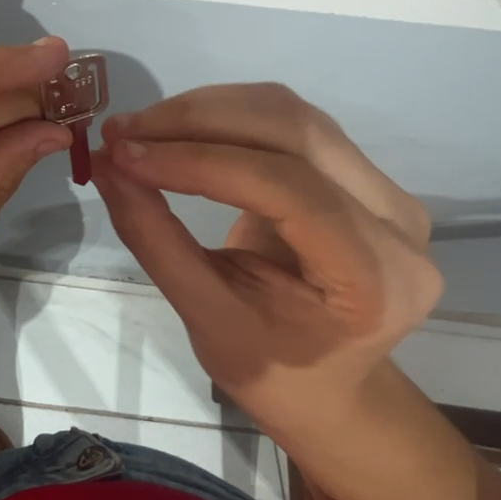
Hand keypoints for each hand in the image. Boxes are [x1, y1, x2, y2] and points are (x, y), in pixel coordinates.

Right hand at [89, 83, 441, 436]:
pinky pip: (286, 121)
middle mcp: (396, 221)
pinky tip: (174, 131)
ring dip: (204, 110)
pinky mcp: (358, 172)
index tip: (121, 154)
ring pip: (288, 113)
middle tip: (121, 132)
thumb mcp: (203, 313)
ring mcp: (384, 190)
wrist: (327, 389)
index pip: (287, 188)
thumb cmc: (270, 368)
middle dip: (195, 120)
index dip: (199, 162)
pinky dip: (220, 115)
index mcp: (375, 276)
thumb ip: (153, 235)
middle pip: (294, 131)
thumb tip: (104, 164)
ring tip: (138, 128)